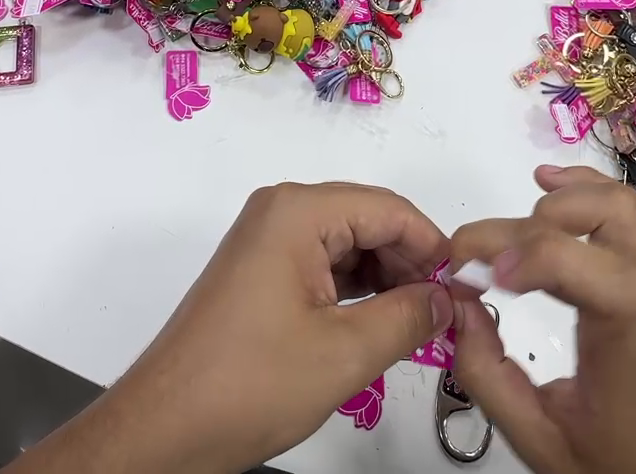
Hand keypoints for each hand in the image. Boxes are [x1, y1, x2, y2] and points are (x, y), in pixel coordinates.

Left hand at [6, 182, 451, 473]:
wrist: (167, 427)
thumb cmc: (252, 382)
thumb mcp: (345, 352)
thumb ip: (410, 316)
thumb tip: (450, 298)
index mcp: (298, 211)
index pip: (388, 208)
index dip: (434, 246)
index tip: (468, 289)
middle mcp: (281, 211)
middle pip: (367, 220)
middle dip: (411, 263)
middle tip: (449, 313)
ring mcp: (268, 239)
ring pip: (347, 243)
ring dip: (387, 278)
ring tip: (422, 323)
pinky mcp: (261, 269)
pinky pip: (323, 263)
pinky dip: (357, 289)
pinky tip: (382, 321)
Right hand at [448, 165, 635, 473]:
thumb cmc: (620, 465)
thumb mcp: (540, 441)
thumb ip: (487, 375)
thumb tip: (457, 301)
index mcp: (634, 348)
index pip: (599, 274)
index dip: (537, 257)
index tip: (479, 279)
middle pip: (601, 221)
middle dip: (521, 230)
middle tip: (470, 260)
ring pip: (616, 204)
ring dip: (556, 199)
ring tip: (506, 224)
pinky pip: (624, 213)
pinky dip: (581, 188)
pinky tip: (545, 186)